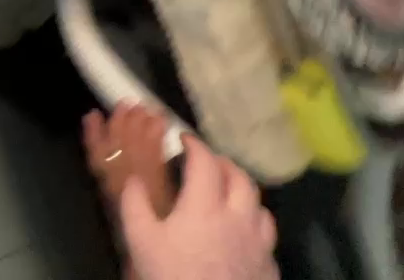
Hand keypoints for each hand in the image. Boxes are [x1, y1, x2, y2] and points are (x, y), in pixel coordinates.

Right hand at [120, 135, 277, 279]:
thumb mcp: (140, 238)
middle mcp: (238, 220)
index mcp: (205, 206)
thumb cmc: (172, 274)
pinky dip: (253, 225)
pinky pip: (267, 238)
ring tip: (227, 193)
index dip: (194, 144)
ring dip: (243, 193)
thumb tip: (134, 179)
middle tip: (206, 160)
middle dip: (223, 163)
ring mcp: (258, 246)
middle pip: (242, 180)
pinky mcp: (269, 270)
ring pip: (261, 207)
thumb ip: (134, 203)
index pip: (206, 162)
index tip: (183, 138)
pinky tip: (240, 234)